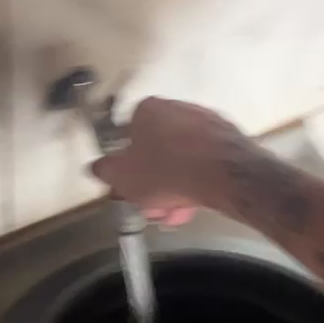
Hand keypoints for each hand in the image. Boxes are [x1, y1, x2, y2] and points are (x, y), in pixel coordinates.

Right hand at [90, 97, 248, 225]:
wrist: (224, 174)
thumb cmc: (165, 171)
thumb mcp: (121, 177)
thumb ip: (104, 170)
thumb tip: (96, 166)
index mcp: (147, 110)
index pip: (128, 136)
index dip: (127, 166)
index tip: (130, 187)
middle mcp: (177, 108)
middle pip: (157, 151)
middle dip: (152, 184)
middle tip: (152, 207)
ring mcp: (205, 122)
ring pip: (181, 160)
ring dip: (173, 189)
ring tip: (173, 214)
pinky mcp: (227, 140)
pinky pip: (203, 163)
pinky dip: (195, 183)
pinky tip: (192, 206)